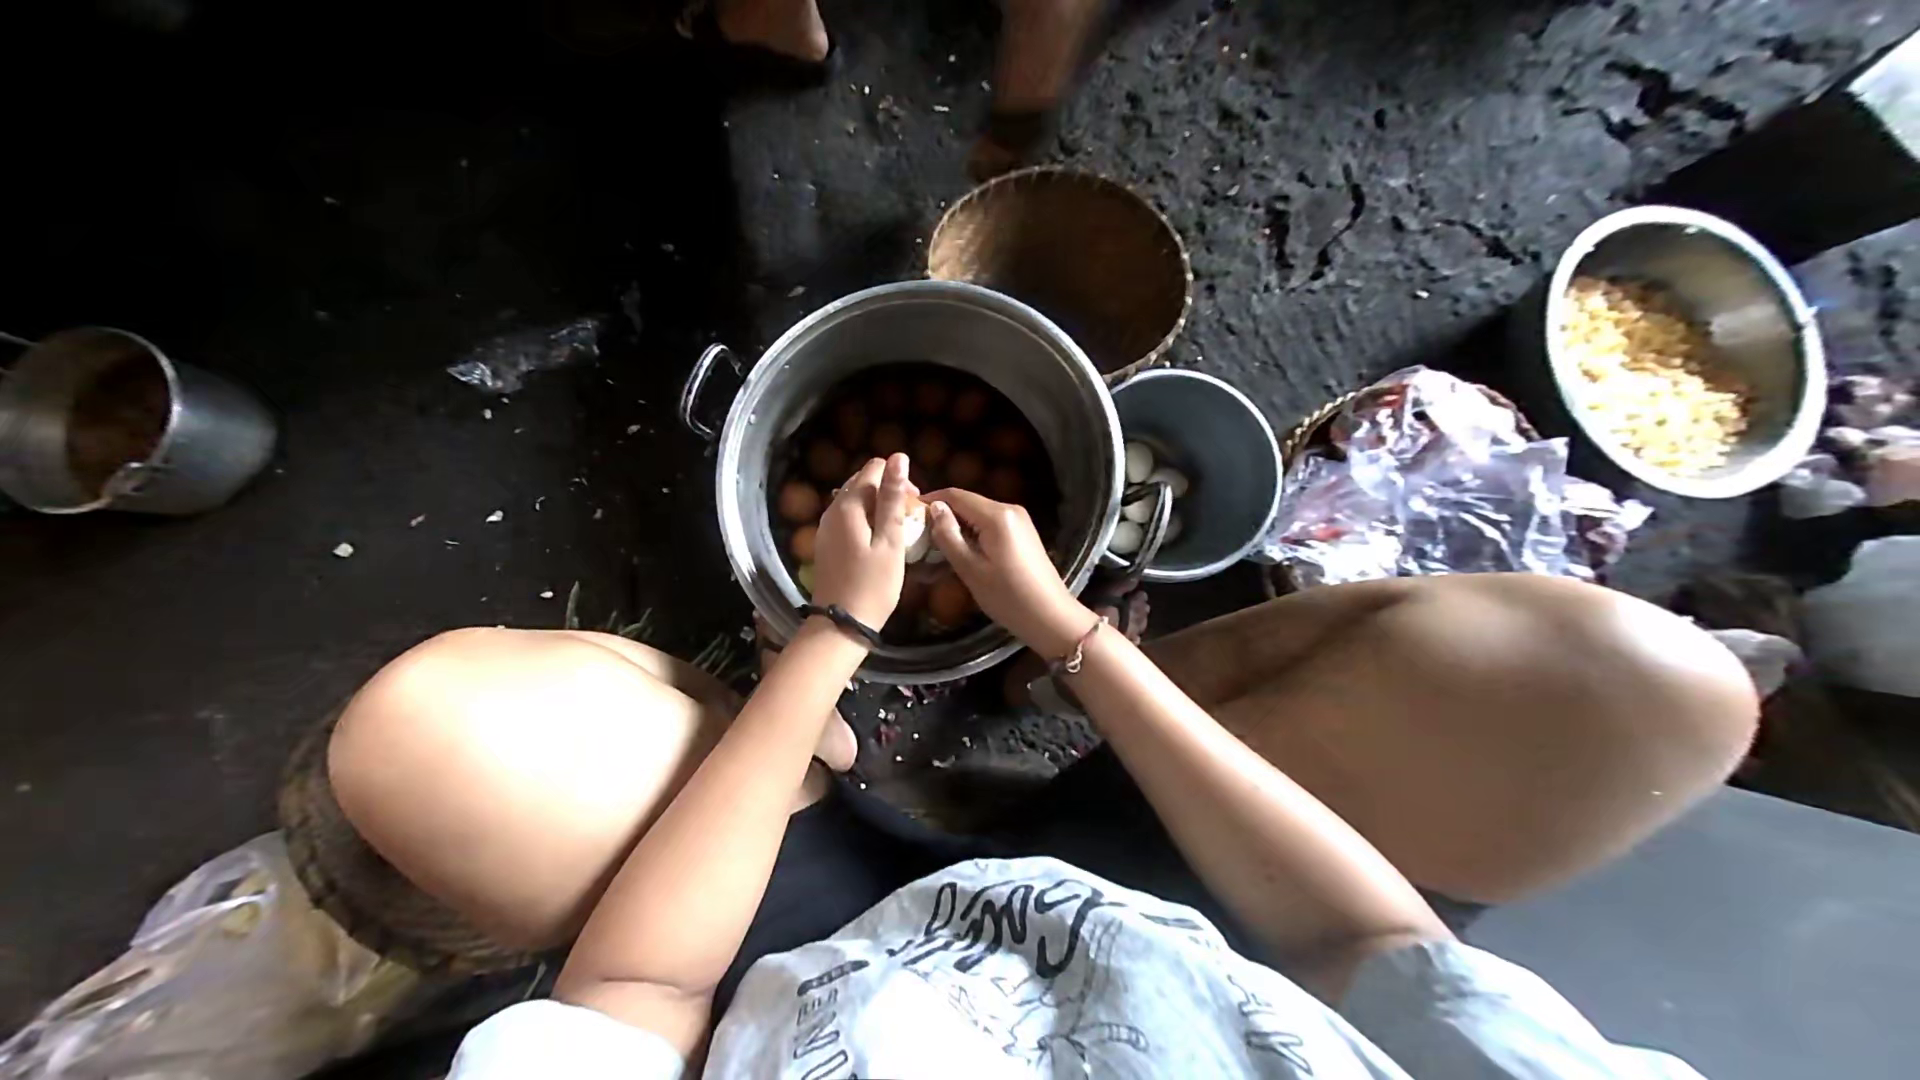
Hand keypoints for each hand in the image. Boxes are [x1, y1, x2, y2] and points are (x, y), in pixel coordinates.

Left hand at [811, 454, 913, 629]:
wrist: (841, 625)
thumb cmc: (873, 585)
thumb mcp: (890, 541)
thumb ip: (893, 499)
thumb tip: (898, 457)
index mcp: (847, 506)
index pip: (874, 469)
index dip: (898, 480)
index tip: (914, 507)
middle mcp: (832, 510)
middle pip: (863, 483)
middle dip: (888, 492)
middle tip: (910, 520)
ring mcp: (826, 528)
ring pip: (856, 502)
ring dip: (878, 508)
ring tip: (898, 532)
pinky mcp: (827, 544)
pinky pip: (849, 520)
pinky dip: (867, 522)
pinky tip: (880, 543)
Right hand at [924, 487, 1096, 656]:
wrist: (1050, 616)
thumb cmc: (1008, 596)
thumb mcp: (971, 569)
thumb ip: (949, 536)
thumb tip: (934, 508)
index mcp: (997, 515)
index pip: (956, 495)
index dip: (931, 500)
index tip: (909, 513)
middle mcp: (1009, 509)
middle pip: (968, 503)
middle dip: (943, 515)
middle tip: (918, 534)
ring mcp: (1019, 521)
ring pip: (979, 514)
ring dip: (958, 525)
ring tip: (935, 545)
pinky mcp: (1023, 533)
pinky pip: (991, 525)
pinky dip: (974, 533)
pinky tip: (962, 551)